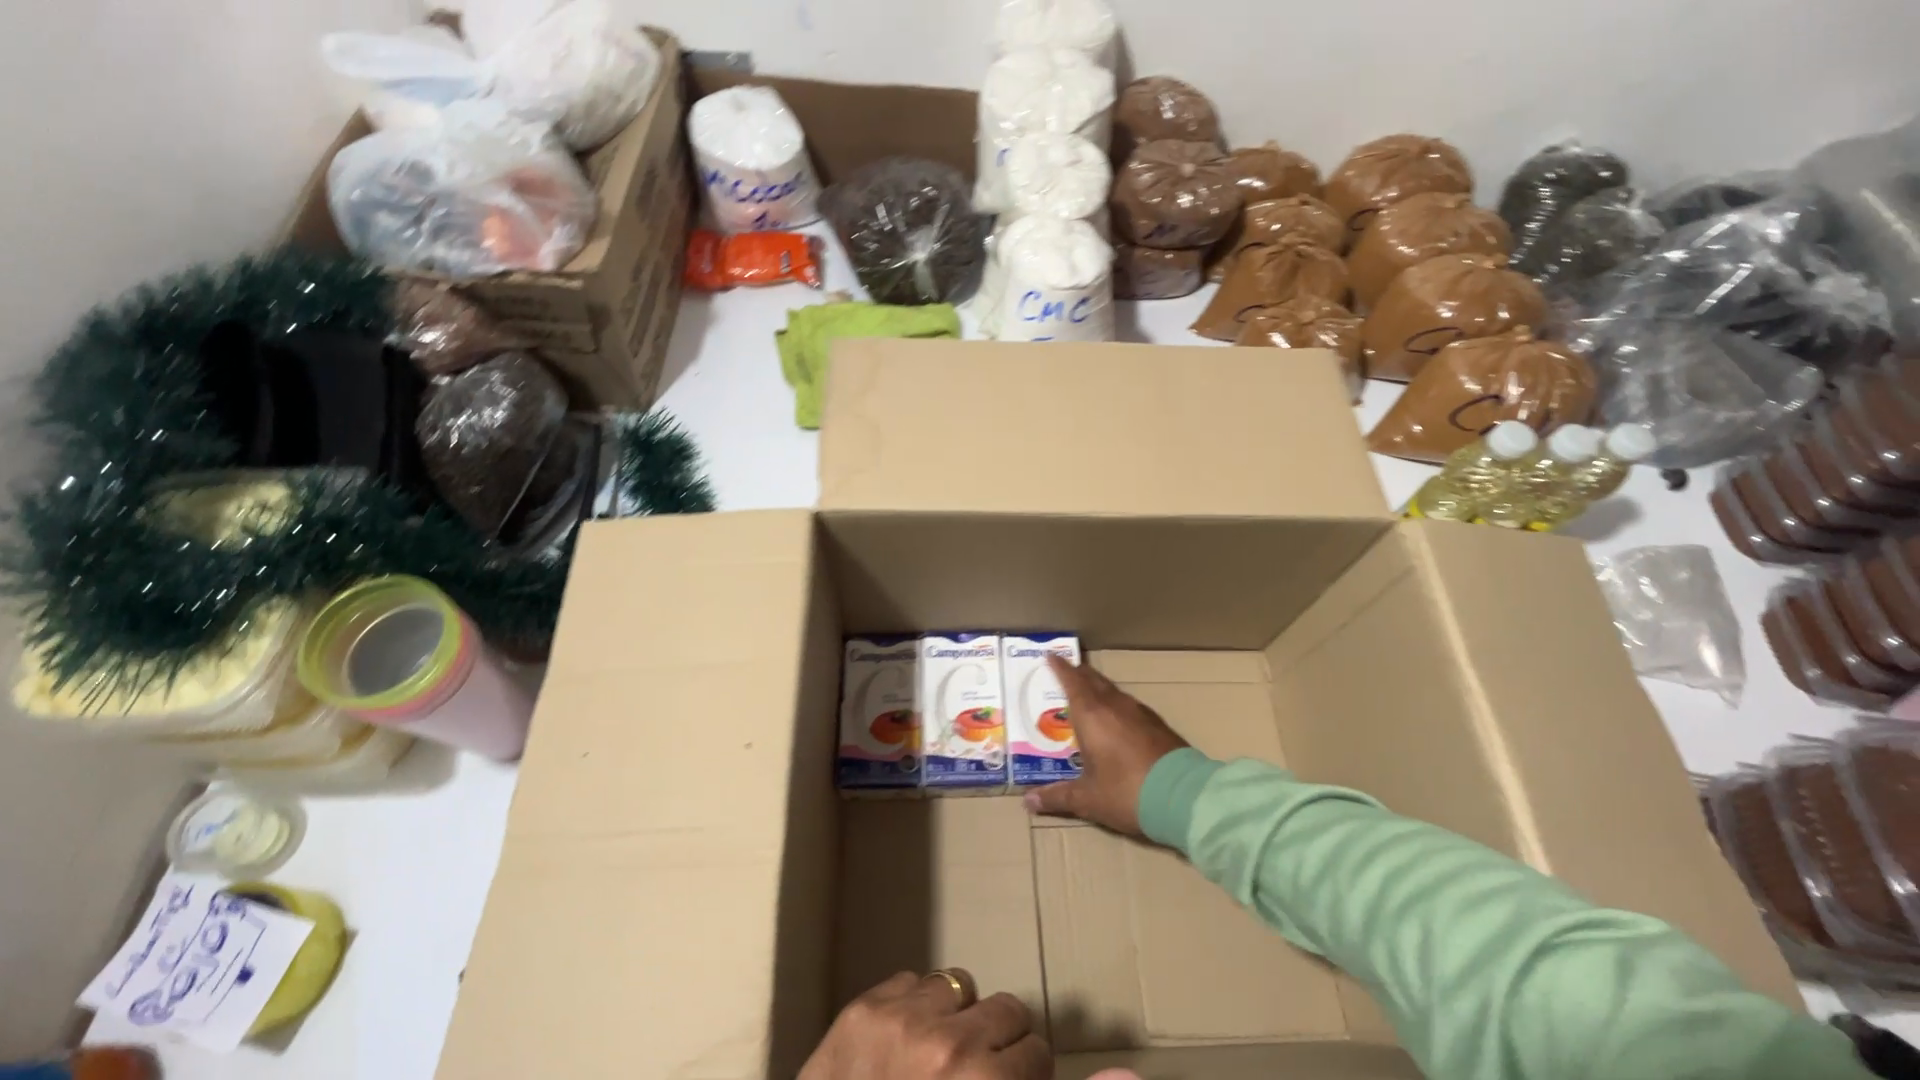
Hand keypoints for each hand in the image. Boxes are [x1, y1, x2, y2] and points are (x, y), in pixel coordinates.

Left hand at [798, 969, 1051, 1079]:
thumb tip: (1032, 1073)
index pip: (1036, 1052)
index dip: (1025, 1069)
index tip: (1013, 1079)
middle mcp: (951, 1045)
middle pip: (1008, 1007)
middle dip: (999, 1034)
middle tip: (982, 1057)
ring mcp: (905, 1019)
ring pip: (960, 984)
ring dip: (956, 1012)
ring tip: (940, 1039)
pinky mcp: (865, 1008)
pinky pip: (911, 980)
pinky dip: (913, 1004)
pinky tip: (903, 1035)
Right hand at [1022, 654, 1188, 835]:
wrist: (1184, 797)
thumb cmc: (1126, 792)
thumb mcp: (1087, 798)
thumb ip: (1057, 796)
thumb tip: (1029, 801)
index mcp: (1092, 715)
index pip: (1072, 682)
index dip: (1060, 668)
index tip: (1051, 656)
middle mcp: (1116, 706)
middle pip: (1094, 681)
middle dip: (1079, 674)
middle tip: (1067, 671)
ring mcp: (1141, 714)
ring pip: (1114, 692)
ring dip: (1100, 688)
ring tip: (1090, 694)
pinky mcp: (1159, 726)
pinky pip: (1131, 706)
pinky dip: (1118, 705)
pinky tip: (1119, 719)